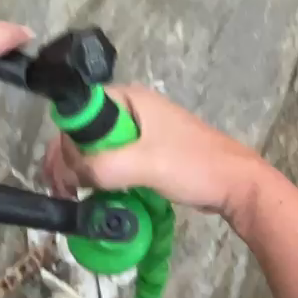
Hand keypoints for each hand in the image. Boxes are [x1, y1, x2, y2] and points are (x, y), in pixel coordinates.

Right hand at [42, 85, 273, 225]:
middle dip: (68, 160)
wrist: (235, 184)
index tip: (62, 173)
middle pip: (83, 131)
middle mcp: (130, 109)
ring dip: (80, 171)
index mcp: (129, 99)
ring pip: (95, 148)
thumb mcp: (145, 165)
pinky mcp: (145, 152)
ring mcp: (138, 131)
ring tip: (71, 198)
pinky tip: (92, 196)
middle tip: (62, 192)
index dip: (65, 140)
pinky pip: (111, 161)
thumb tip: (70, 177)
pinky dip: (98, 177)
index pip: (79, 111)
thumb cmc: (194, 166)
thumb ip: (104, 168)